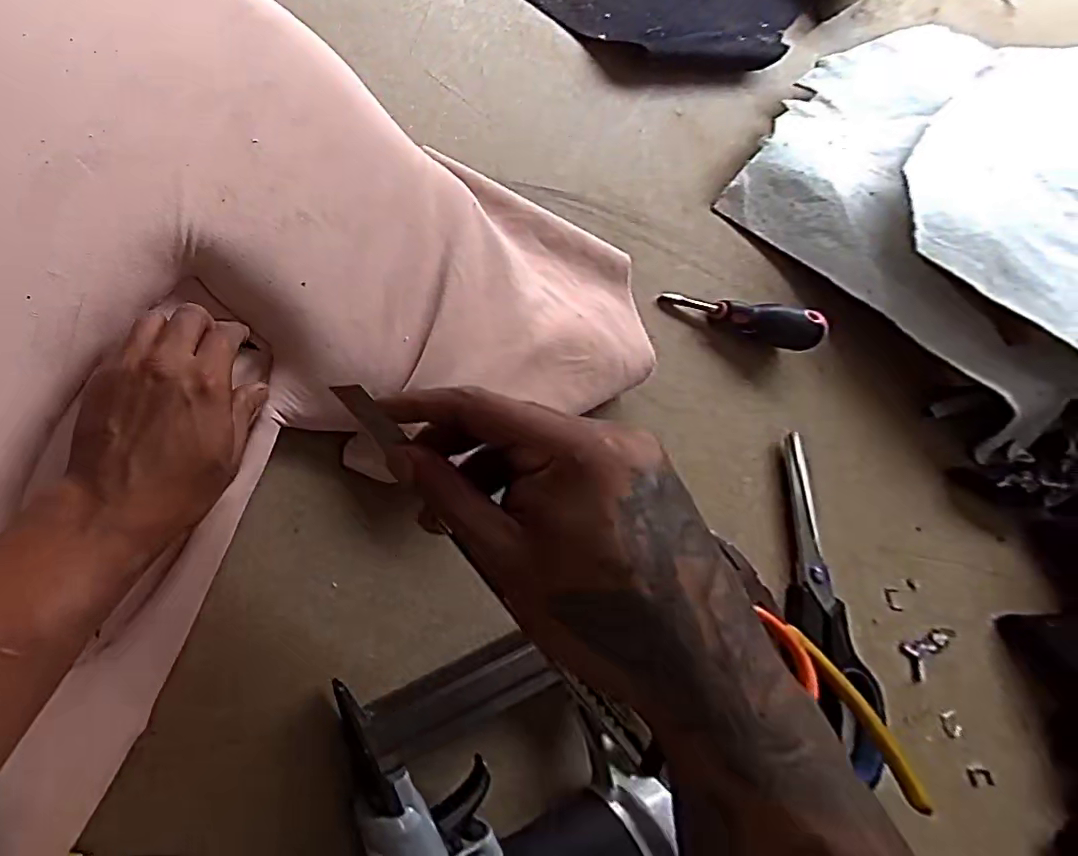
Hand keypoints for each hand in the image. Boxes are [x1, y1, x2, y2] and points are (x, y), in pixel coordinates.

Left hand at [55, 304, 267, 559]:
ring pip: (154, 320)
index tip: (236, 341)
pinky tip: (144, 363)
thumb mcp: (225, 460)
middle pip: (189, 315)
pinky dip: (140, 343)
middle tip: (205, 341)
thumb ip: (242, 415)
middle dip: (203, 324)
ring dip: (169, 328)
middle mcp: (167, 362)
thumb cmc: (176, 492)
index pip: (224, 334)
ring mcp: (131, 364)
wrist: (110, 506)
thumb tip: (257, 388)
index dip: (235, 334)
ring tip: (172, 346)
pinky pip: (125, 340)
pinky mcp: (103, 373)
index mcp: (205, 382)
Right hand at [376, 387, 773, 724]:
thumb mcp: (502, 552)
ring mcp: (628, 455)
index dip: (419, 405)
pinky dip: (516, 480)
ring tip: (453, 515)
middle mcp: (609, 437)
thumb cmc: (595, 615)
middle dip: (449, 448)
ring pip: (527, 443)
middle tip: (413, 483)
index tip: (377, 411)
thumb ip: (444, 492)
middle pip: (502, 422)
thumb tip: (397, 453)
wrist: (704, 675)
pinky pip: (555, 461)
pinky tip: (499, 516)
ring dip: (481, 469)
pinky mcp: (636, 475)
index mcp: (578, 449)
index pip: (478, 405)